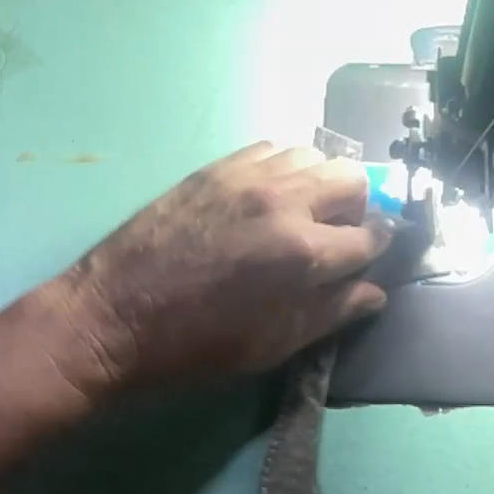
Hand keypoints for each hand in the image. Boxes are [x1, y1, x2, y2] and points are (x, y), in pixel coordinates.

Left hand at [41, 142, 393, 398]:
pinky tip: (267, 195)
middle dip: (358, 206)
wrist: (114, 315)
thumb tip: (376, 291)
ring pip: (314, 156)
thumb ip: (333, 312)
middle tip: (336, 232)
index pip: (371, 235)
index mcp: (303, 253)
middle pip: (353, 178)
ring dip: (320, 182)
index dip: (379, 246)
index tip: (373, 252)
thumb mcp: (274, 344)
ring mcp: (250, 176)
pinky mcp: (219, 165)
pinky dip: (283, 168)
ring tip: (301, 211)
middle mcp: (285, 201)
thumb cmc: (197, 343)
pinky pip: (272, 149)